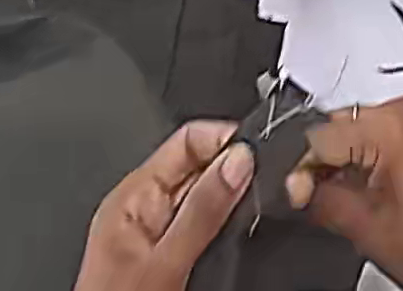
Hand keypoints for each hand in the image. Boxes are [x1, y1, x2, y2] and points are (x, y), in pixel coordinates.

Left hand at [72, 120, 254, 290]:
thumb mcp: (163, 265)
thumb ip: (202, 211)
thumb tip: (238, 160)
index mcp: (133, 196)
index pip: (186, 141)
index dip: (223, 138)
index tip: (258, 150)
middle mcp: (146, 210)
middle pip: (200, 168)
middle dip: (234, 169)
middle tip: (268, 180)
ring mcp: (160, 238)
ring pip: (209, 199)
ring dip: (235, 198)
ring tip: (260, 205)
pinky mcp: (173, 263)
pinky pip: (208, 229)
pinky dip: (229, 227)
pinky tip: (243, 233)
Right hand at [285, 98, 402, 290]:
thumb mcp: (365, 227)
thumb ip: (319, 197)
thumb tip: (291, 185)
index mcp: (388, 124)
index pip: (319, 135)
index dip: (298, 169)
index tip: (290, 193)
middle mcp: (397, 111)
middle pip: (331, 127)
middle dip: (313, 162)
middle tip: (303, 197)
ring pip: (344, 131)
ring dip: (330, 161)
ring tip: (329, 197)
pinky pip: (362, 136)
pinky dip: (350, 161)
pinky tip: (351, 190)